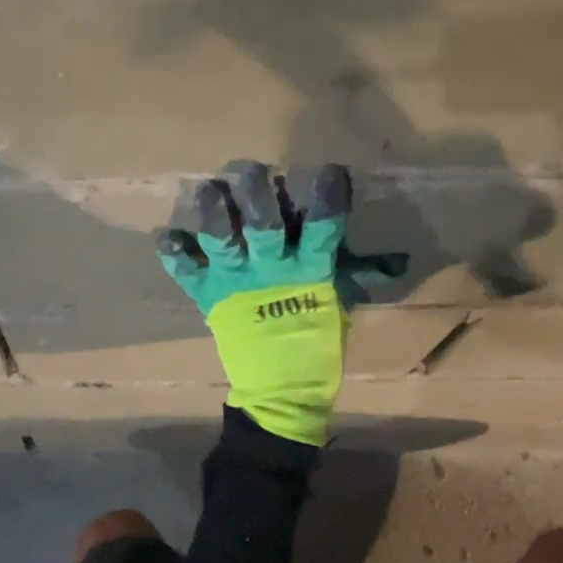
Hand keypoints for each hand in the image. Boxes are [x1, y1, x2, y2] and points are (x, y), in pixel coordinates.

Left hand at [155, 162, 351, 445]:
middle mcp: (270, 270)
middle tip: (251, 170)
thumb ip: (354, 275)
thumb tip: (397, 260)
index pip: (323, 228)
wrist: (282, 392)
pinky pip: (187, 272)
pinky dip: (176, 255)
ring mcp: (236, 283)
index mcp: (310, 271)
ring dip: (214, 214)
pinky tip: (165, 236)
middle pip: (263, 226)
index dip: (326, 199)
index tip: (329, 171)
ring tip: (207, 190)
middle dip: (256, 196)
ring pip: (222, 241)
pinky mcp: (209, 297)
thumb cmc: (316, 346)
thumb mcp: (340, 306)